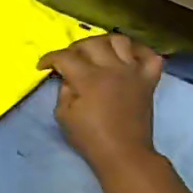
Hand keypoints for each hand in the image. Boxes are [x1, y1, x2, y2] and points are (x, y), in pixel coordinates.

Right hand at [38, 33, 163, 175]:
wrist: (123, 152)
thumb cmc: (89, 136)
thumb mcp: (63, 114)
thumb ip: (64, 90)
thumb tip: (68, 77)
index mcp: (88, 79)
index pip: (64, 56)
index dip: (49, 59)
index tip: (42, 67)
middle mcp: (112, 69)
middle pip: (92, 43)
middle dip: (74, 48)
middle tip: (68, 60)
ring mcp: (134, 72)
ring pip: (120, 41)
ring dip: (104, 43)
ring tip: (96, 53)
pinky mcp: (148, 80)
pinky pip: (149, 56)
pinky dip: (138, 51)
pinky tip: (127, 57)